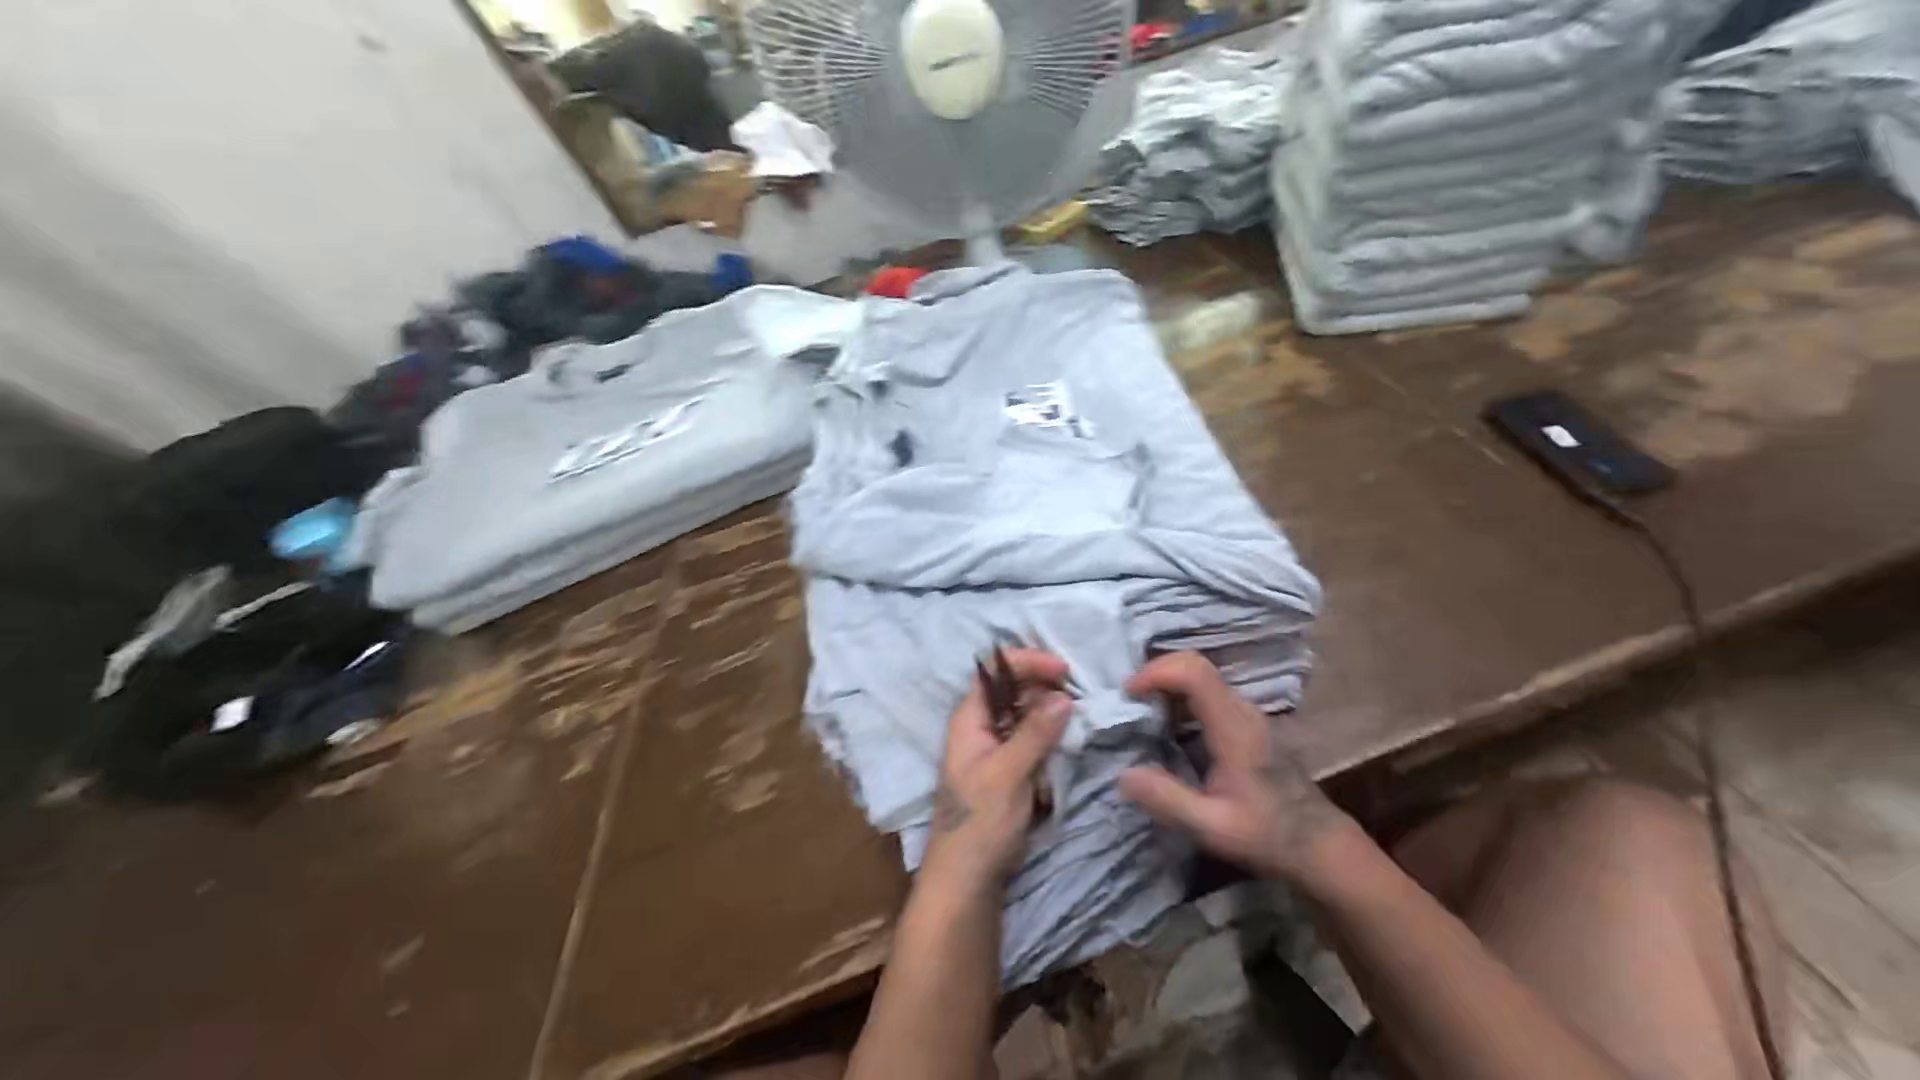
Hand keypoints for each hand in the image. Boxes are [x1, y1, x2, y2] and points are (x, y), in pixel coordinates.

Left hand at [921, 647, 1073, 888]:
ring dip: (1051, 715)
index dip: (1026, 663)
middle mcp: (981, 728)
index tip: (1062, 670)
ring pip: (1027, 717)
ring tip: (1079, 719)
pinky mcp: (1011, 772)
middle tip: (1079, 698)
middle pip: (1014, 692)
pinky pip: (1033, 743)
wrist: (968, 880)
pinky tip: (1068, 744)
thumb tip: (1063, 697)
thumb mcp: (1008, 774)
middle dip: (1045, 689)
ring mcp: (996, 751)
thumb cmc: (980, 823)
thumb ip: (1035, 733)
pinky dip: (1051, 740)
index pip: (995, 672)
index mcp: (969, 720)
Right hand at [1118, 652, 1358, 884]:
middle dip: (1155, 673)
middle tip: (1128, 702)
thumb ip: (1168, 800)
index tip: (1129, 693)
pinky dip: (1177, 696)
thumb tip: (1123, 774)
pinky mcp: (1245, 722)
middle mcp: (1242, 711)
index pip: (1195, 673)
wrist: (1319, 845)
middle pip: (1195, 666)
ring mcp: (1247, 714)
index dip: (1157, 672)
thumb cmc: (1267, 835)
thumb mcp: (1213, 828)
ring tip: (1139, 712)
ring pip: (1200, 676)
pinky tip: (1164, 725)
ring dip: (1165, 684)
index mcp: (1235, 728)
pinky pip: (1206, 692)